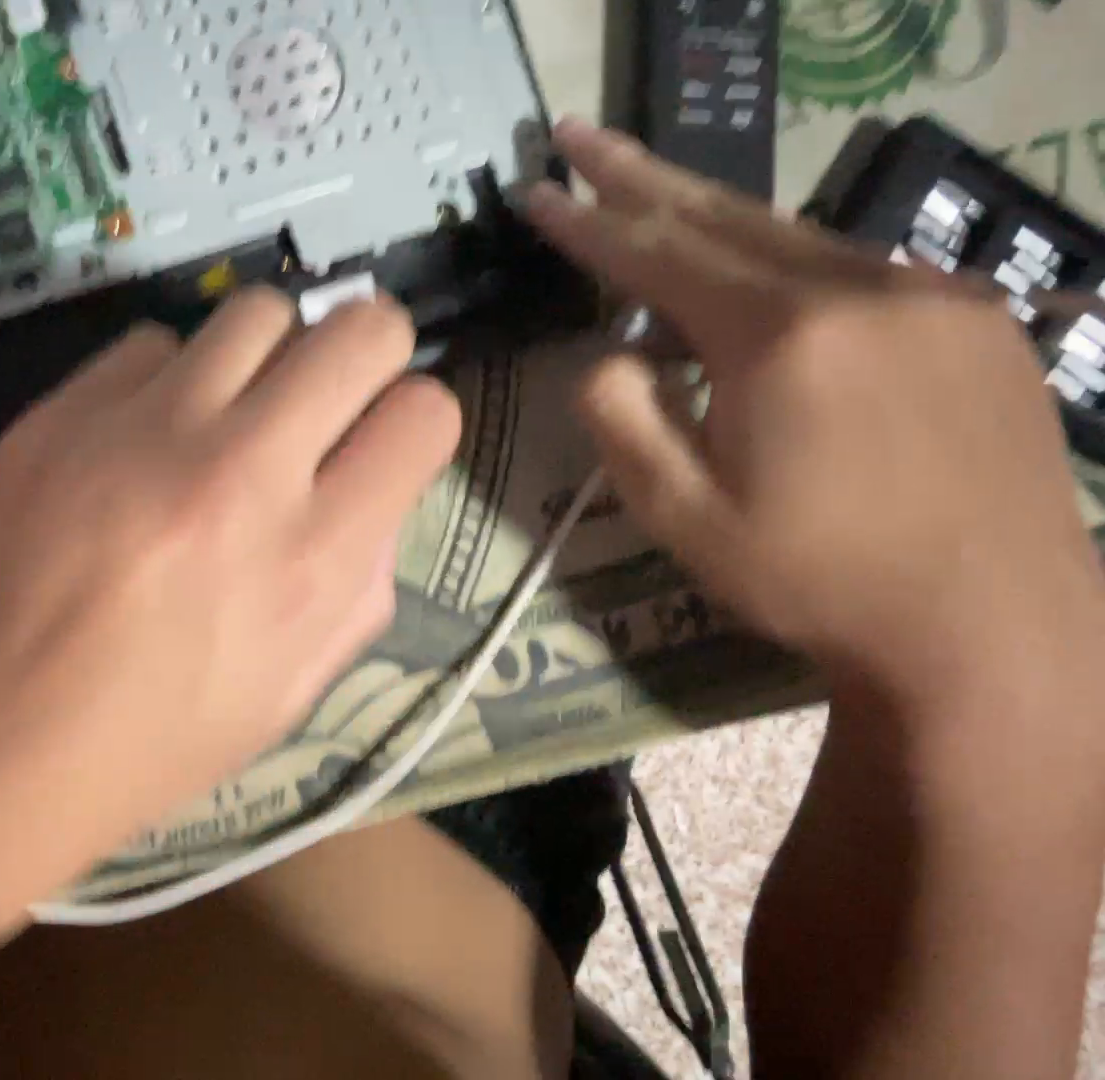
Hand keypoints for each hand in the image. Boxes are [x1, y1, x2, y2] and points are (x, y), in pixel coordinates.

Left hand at [0, 289, 459, 846]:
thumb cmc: (142, 747)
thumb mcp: (284, 699)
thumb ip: (355, 592)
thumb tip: (371, 501)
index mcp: (309, 563)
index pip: (424, 415)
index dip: (412, 426)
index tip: (379, 447)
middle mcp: (237, 473)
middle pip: (358, 331)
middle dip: (365, 355)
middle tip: (329, 399)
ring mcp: (140, 430)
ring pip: (256, 312)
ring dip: (267, 356)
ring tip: (232, 413)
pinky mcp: (60, 413)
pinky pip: (150, 346)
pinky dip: (167, 380)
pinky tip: (140, 437)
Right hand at [523, 119, 1104, 703]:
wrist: (992, 627)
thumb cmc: (809, 575)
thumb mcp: (677, 512)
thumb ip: (623, 417)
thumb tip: (607, 352)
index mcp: (781, 338)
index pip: (656, 255)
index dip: (587, 222)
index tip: (533, 189)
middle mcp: (862, 289)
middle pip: (724, 213)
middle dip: (638, 173)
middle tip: (576, 133)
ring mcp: (933, 296)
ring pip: (791, 236)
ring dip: (706, 220)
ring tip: (644, 202)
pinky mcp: (974, 320)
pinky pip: (849, 270)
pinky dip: (777, 265)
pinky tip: (750, 288)